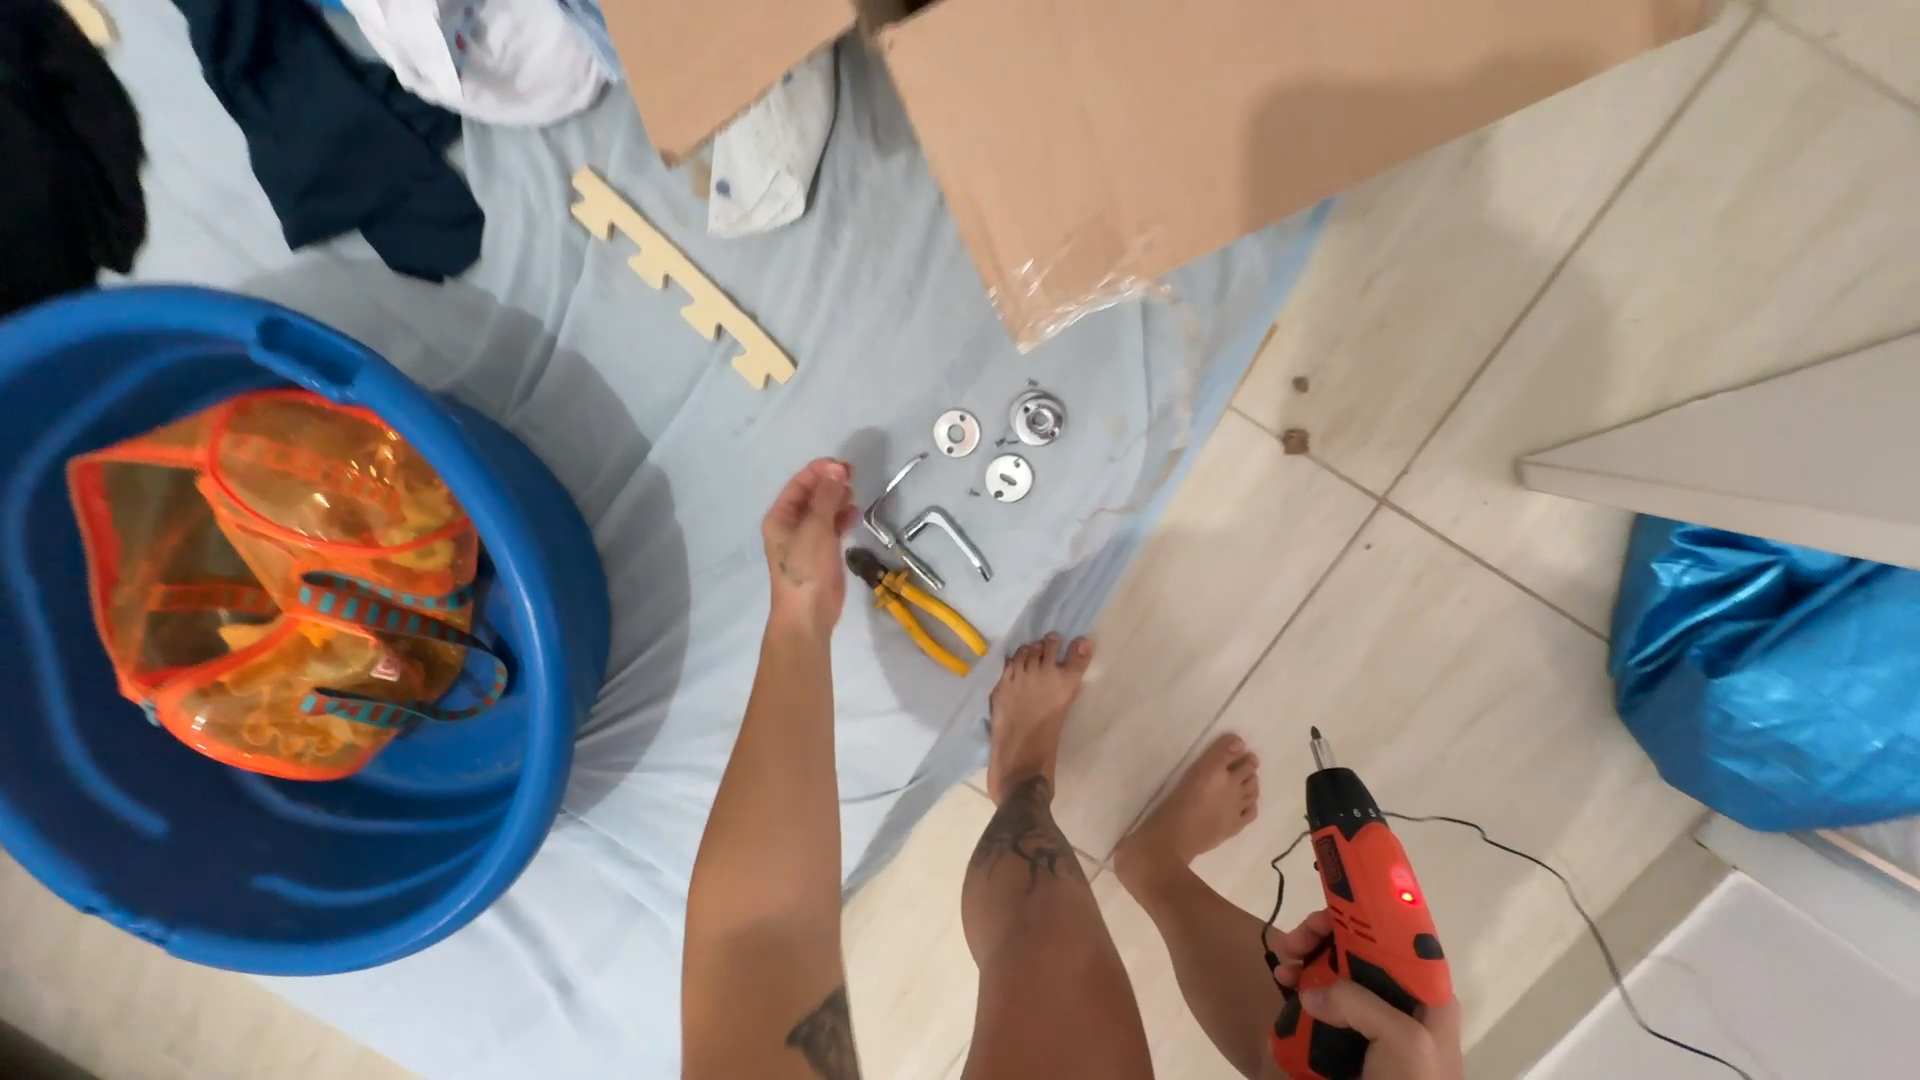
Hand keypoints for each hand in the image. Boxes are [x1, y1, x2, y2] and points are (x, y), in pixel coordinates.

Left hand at [762, 458, 858, 635]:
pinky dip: (841, 519)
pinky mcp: (821, 553)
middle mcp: (790, 525)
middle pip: (810, 496)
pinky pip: (831, 528)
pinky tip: (854, 515)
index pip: (799, 485)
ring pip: (822, 511)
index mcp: (780, 517)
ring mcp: (806, 540)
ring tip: (854, 496)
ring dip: (837, 501)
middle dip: (830, 484)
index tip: (843, 466)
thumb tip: (836, 469)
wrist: (808, 614)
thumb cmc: (806, 568)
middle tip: (853, 477)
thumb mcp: (816, 528)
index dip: (819, 471)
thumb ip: (827, 497)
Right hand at [1279, 911, 1463, 1079]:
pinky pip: (1318, 997)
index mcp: (1425, 994)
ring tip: (1282, 967)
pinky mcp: (1345, 1035)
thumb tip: (1311, 992)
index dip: (1366, 914)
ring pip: (1332, 966)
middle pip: (1357, 946)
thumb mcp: (1403, 1042)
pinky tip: (1282, 984)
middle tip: (1293, 941)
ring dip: (1304, 957)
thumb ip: (1359, 1002)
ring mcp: (1370, 1018)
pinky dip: (1297, 984)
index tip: (1331, 902)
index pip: (1397, 936)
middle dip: (1322, 935)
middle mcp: (1398, 999)